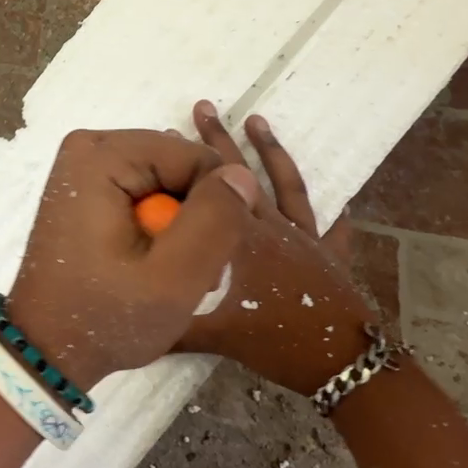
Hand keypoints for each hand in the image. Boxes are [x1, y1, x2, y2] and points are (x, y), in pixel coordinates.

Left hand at [7, 129, 262, 389]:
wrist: (49, 343)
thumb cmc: (107, 315)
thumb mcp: (174, 277)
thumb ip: (214, 221)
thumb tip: (240, 172)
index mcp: (99, 156)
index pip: (194, 156)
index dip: (213, 206)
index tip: (201, 257)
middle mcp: (88, 147)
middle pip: (178, 164)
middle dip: (194, 214)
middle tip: (187, 269)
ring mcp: (83, 166)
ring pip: (166, 179)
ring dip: (179, 224)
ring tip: (168, 271)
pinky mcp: (86, 187)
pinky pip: (143, 190)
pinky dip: (157, 224)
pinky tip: (151, 262)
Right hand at [175, 101, 379, 393]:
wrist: (336, 361)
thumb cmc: (268, 338)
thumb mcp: (201, 332)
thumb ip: (163, 322)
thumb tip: (124, 312)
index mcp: (234, 236)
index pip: (204, 188)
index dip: (184, 159)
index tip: (168, 133)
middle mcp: (265, 226)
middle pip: (238, 172)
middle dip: (217, 138)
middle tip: (204, 106)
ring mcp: (301, 238)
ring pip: (284, 183)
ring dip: (271, 150)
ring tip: (257, 119)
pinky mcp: (328, 256)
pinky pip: (333, 231)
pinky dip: (338, 217)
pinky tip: (344, 204)